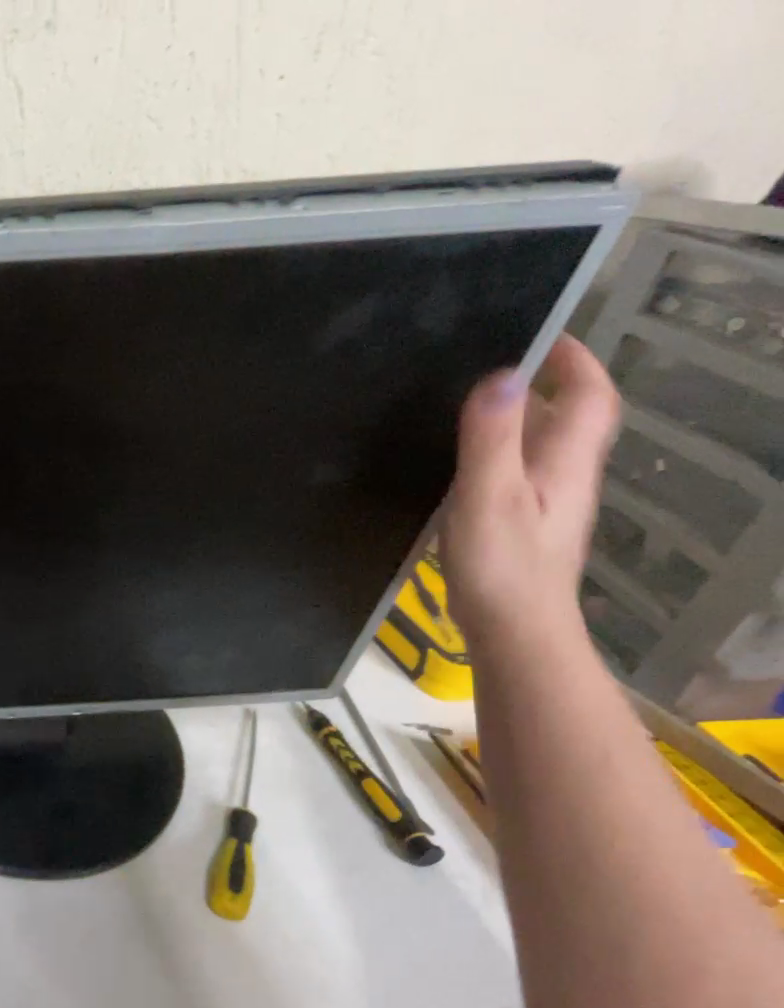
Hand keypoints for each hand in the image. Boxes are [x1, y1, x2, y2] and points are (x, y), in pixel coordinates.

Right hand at [441, 335, 620, 645]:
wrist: (513, 631)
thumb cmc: (503, 565)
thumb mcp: (489, 496)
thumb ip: (493, 438)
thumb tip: (503, 375)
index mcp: (565, 464)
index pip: (590, 398)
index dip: (575, 361)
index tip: (542, 332)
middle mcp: (565, 478)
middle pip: (569, 419)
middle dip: (543, 383)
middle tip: (491, 361)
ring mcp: (546, 504)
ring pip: (541, 446)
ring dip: (517, 417)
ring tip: (468, 401)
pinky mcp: (523, 525)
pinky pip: (517, 471)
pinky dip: (498, 451)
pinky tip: (461, 460)